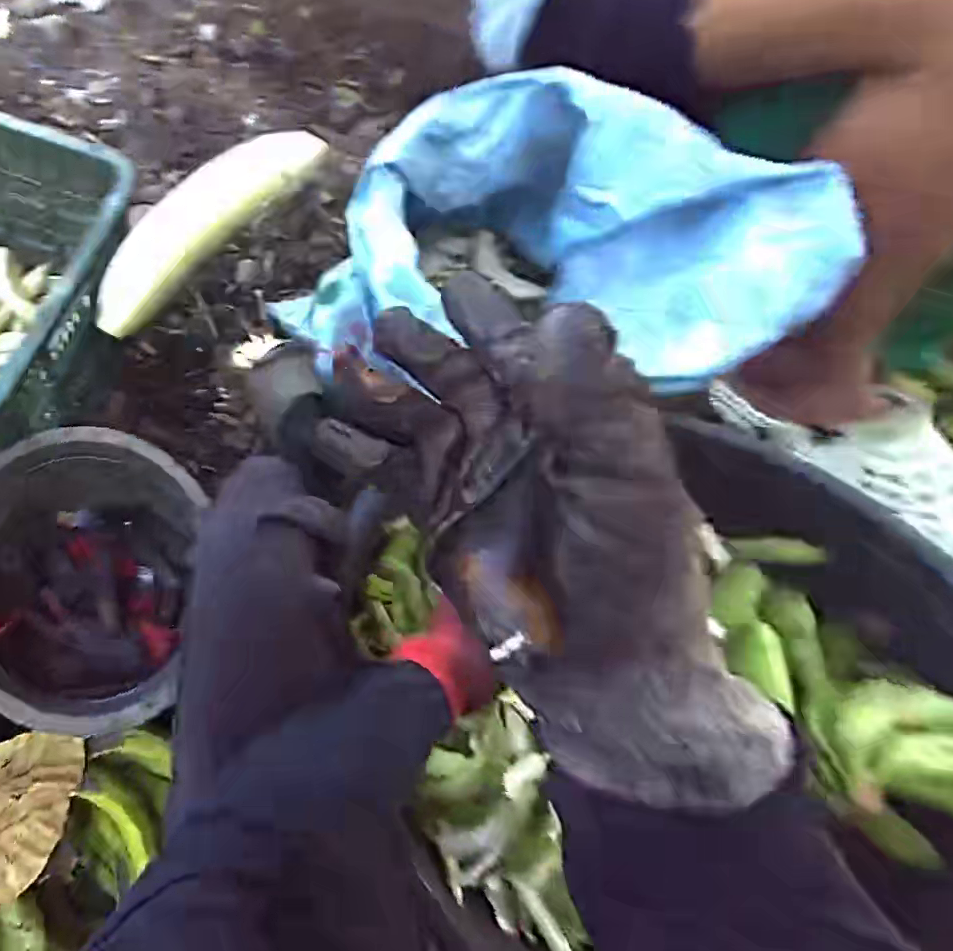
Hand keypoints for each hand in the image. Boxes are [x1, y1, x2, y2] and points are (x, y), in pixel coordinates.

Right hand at [328, 274, 791, 809]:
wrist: (595, 664)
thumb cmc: (625, 567)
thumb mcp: (621, 479)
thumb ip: (590, 399)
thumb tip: (564, 311)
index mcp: (560, 414)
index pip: (520, 351)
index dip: (487, 317)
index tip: (453, 289)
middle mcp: (507, 431)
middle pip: (452, 374)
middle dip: (416, 345)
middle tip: (380, 322)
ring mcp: (464, 468)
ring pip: (411, 414)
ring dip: (376, 389)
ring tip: (339, 366)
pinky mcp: (431, 506)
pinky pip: (387, 466)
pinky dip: (355, 447)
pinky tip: (327, 431)